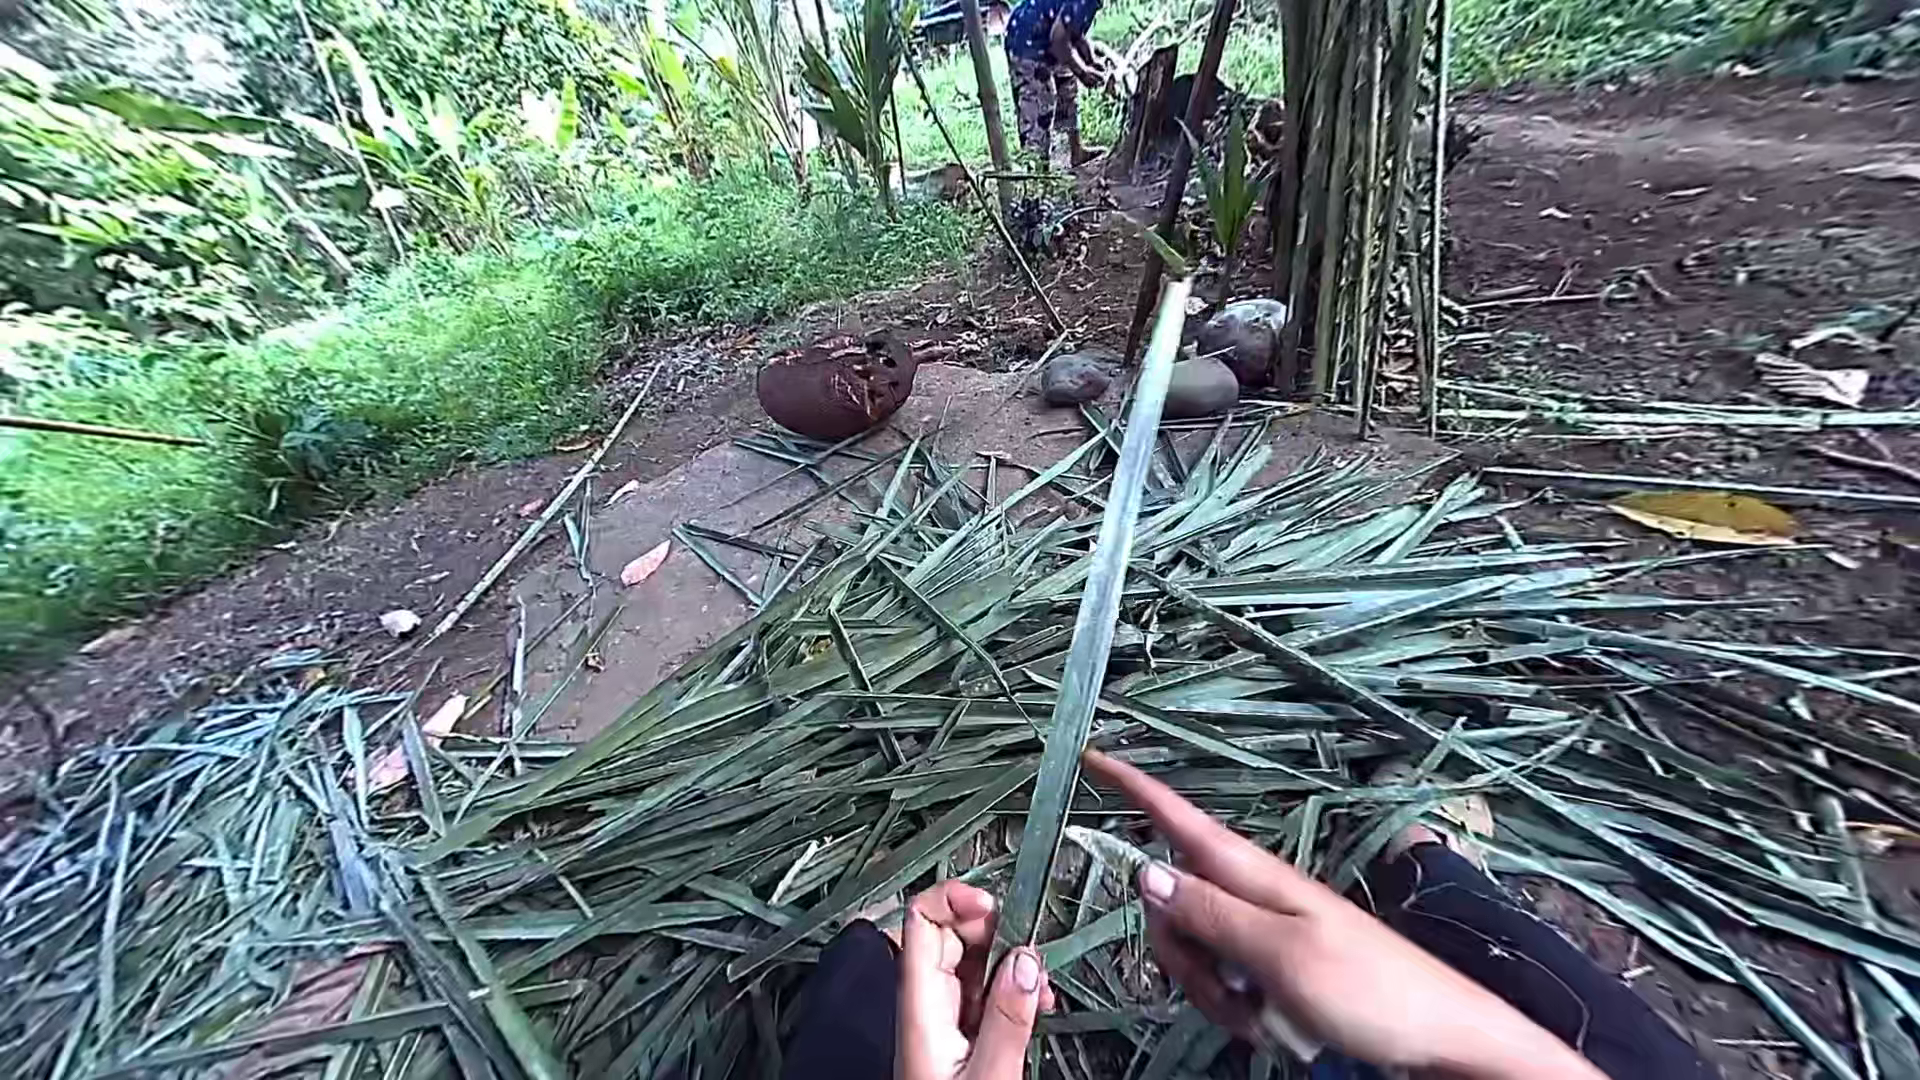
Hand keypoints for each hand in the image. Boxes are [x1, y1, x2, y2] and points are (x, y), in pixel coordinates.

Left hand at [896, 881, 1055, 1079]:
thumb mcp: (987, 1079)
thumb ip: (1006, 1020)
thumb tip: (1025, 961)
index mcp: (920, 1004)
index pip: (920, 918)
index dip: (953, 898)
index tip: (990, 904)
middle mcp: (927, 1001)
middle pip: (954, 931)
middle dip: (997, 932)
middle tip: (1029, 953)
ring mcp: (944, 1015)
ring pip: (974, 958)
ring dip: (1011, 961)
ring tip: (1040, 985)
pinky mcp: (962, 1032)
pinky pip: (986, 987)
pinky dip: (1013, 986)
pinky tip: (1035, 1002)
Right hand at [1081, 749, 1605, 1079]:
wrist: (1445, 1042)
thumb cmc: (1370, 988)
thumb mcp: (1281, 956)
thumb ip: (1208, 913)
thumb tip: (1143, 872)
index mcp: (1240, 867)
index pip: (1169, 811)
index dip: (1127, 782)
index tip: (1090, 756)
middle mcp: (1236, 884)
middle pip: (1164, 896)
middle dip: (1178, 949)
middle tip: (1227, 990)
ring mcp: (1249, 920)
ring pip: (1184, 938)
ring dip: (1206, 985)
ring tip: (1261, 1016)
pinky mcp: (1260, 954)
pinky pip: (1212, 968)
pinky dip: (1226, 1001)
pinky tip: (1266, 1022)